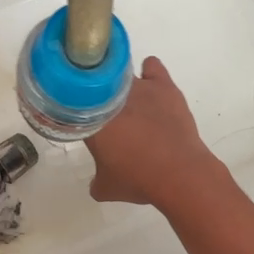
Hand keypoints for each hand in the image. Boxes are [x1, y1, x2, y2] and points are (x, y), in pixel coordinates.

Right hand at [84, 56, 225, 208]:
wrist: (178, 174)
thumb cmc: (138, 180)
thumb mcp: (107, 189)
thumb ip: (96, 182)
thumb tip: (96, 183)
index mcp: (91, 121)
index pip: (74, 108)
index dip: (78, 116)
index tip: (86, 126)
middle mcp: (110, 97)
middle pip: (96, 86)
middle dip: (99, 98)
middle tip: (110, 118)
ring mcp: (137, 87)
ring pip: (121, 73)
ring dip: (121, 85)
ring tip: (130, 101)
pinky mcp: (162, 85)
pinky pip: (151, 65)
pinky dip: (149, 72)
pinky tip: (151, 85)